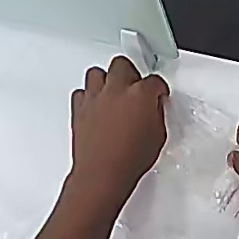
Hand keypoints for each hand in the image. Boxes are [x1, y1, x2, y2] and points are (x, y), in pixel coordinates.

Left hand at [67, 56, 168, 213]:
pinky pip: (82, 92)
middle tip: (135, 85)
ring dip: (107, 80)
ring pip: (97, 73)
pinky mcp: (79, 108)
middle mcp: (117, 90)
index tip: (158, 93)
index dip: (158, 88)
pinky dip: (89, 96)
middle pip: (122, 64)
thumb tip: (154, 109)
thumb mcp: (158, 136)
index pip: (154, 80)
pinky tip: (97, 104)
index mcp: (141, 94)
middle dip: (131, 73)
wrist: (102, 173)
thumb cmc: (129, 159)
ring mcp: (96, 97)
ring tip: (113, 91)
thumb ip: (157, 115)